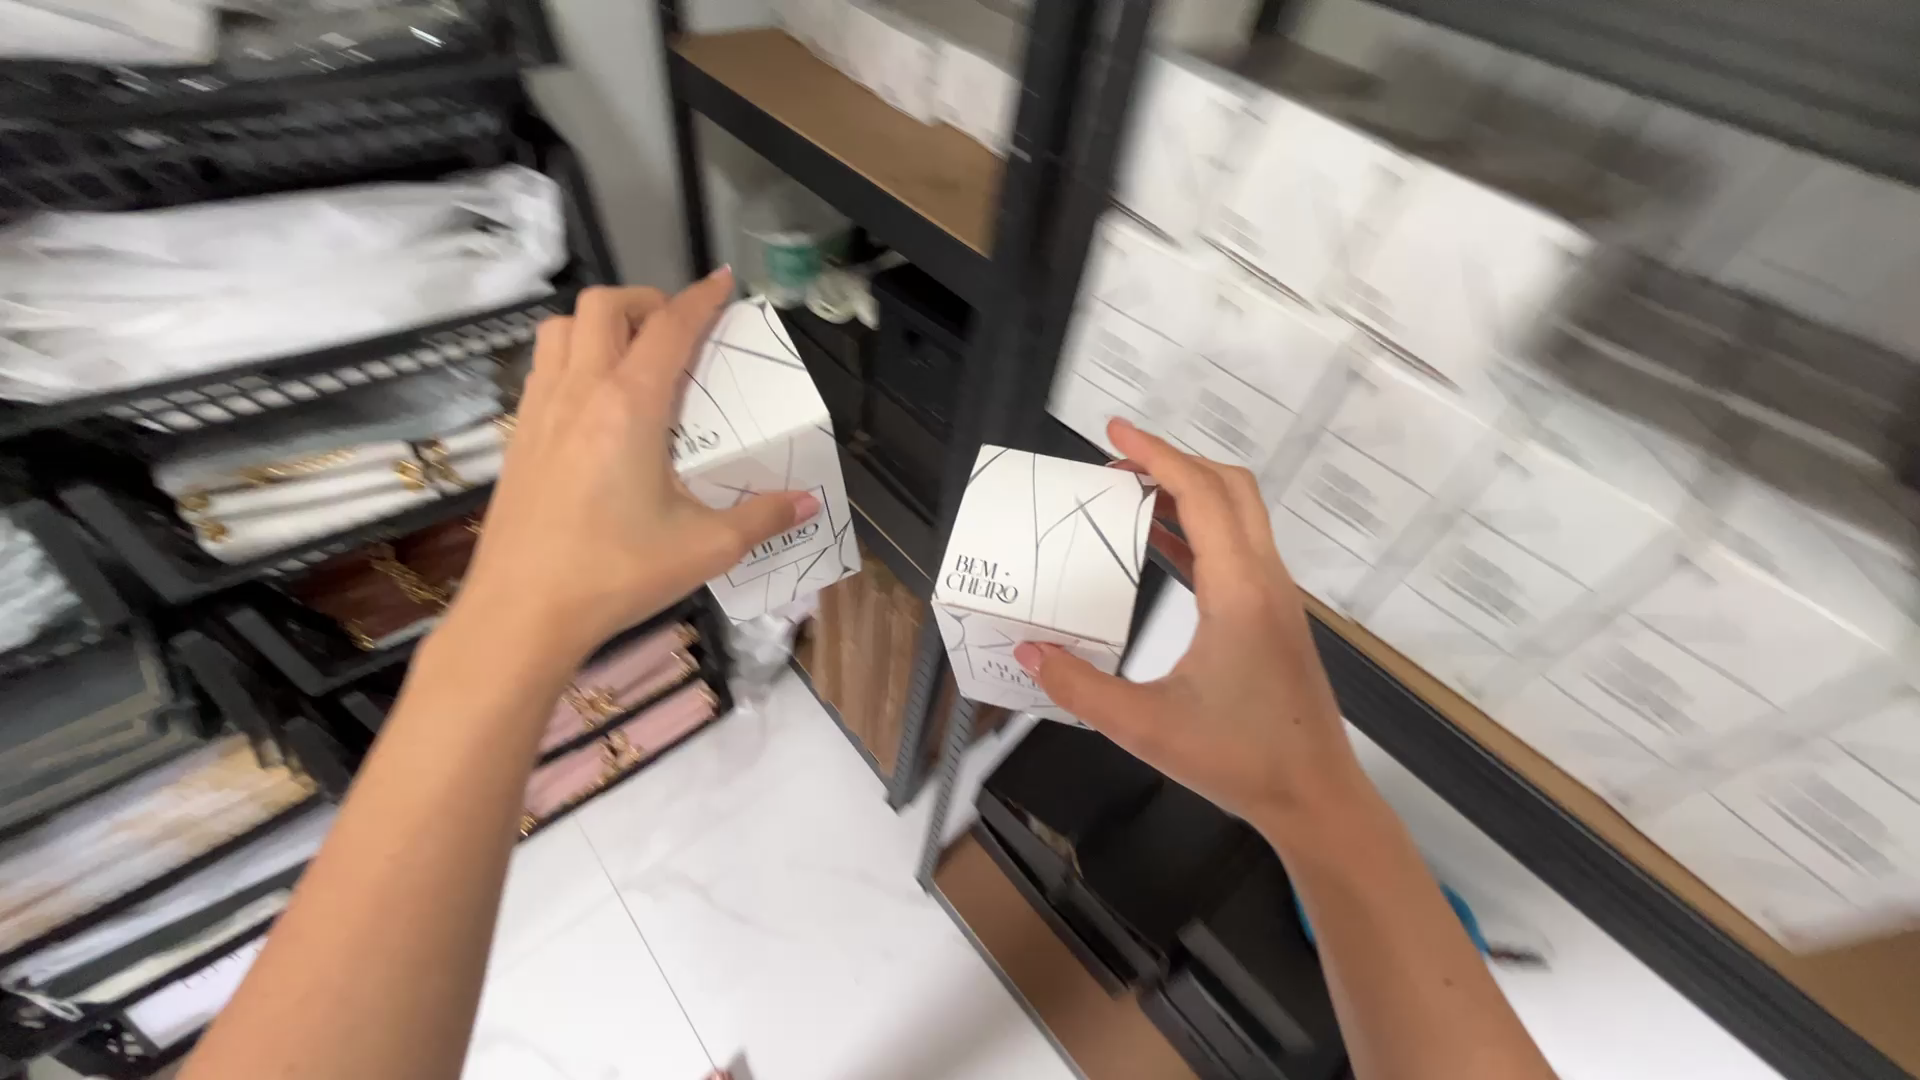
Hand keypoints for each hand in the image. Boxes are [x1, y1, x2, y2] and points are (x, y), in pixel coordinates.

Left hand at [453, 271, 817, 658]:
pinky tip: (597, 404)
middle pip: (603, 306)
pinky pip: (543, 368)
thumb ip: (763, 518)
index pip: (669, 329)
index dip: (700, 299)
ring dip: (601, 324)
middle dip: (647, 301)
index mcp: (630, 407)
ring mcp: (540, 412)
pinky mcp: (518, 438)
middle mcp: (580, 393)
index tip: (721, 282)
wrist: (523, 612)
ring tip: (634, 356)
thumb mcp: (707, 547)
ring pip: (562, 329)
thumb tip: (808, 503)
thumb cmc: (618, 573)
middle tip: (679, 331)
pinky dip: (574, 357)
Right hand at [1013, 418, 1362, 832]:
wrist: (1317, 797)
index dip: (1156, 455)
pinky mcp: (1273, 615)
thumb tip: (1029, 651)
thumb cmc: (1239, 760)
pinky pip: (1237, 548)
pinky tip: (1160, 546)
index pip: (1201, 494)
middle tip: (1116, 464)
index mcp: (1238, 592)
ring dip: (1187, 493)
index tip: (1114, 434)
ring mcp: (1275, 597)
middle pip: (1229, 488)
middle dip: (1172, 462)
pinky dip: (1197, 529)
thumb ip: (1078, 688)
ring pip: (1238, 515)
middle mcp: (1265, 581)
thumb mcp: (1144, 726)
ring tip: (1129, 496)